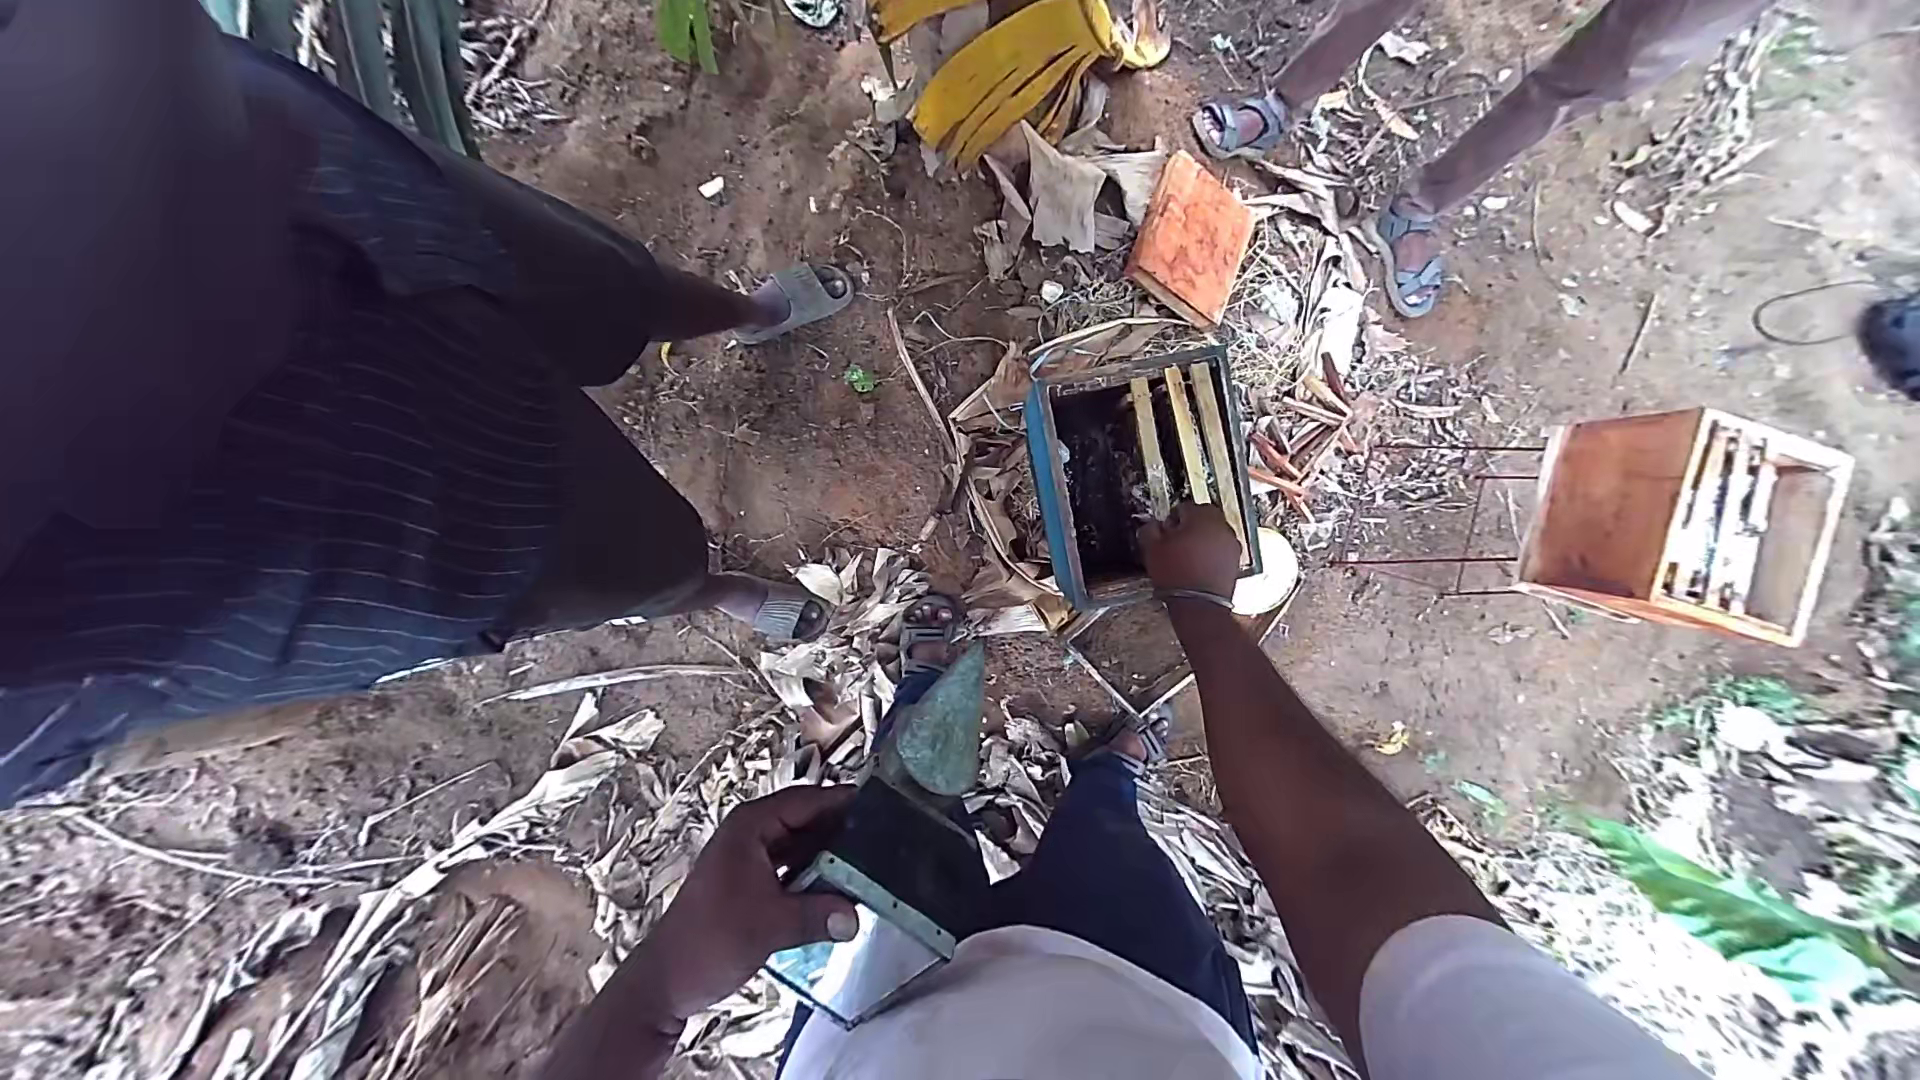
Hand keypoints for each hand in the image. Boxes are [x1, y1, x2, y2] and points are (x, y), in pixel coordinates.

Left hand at [621, 785, 858, 1028]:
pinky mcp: (752, 878)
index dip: (842, 801)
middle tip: (880, 837)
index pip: (807, 799)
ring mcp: (751, 854)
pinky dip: (814, 871)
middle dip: (839, 829)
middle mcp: (751, 831)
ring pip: (801, 843)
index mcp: (751, 825)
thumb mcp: (769, 926)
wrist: (663, 985)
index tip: (878, 806)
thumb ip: (817, 915)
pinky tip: (838, 885)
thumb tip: (856, 917)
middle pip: (806, 819)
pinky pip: (792, 864)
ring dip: (828, 853)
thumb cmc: (710, 941)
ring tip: (866, 860)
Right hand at [1139, 503, 1239, 598]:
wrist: (1198, 603)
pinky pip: (1221, 549)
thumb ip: (1150, 529)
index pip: (1185, 506)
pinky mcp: (1236, 560)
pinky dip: (1211, 553)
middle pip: (1204, 517)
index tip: (1165, 531)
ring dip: (1202, 539)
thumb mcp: (1151, 548)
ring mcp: (1232, 543)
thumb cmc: (1175, 572)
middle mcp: (1221, 526)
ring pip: (1214, 533)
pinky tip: (1197, 565)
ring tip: (1187, 555)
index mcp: (1201, 517)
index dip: (1172, 518)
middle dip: (1190, 525)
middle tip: (1176, 540)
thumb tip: (1153, 525)